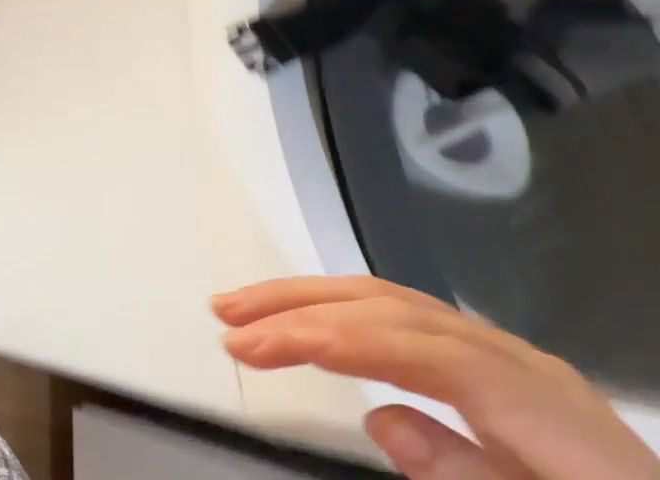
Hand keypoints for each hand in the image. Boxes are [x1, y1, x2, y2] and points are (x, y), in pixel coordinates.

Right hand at [214, 276, 659, 478]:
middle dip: (300, 305)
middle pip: (395, 308)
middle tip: (223, 318)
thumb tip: (380, 416)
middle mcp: (521, 364)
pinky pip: (409, 319)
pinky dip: (345, 310)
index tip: (247, 346)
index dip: (326, 337)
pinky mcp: (501, 373)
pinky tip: (312, 323)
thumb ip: (471, 476)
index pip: (414, 347)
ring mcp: (513, 362)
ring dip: (311, 298)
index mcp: (538, 404)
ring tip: (243, 309)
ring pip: (396, 302)